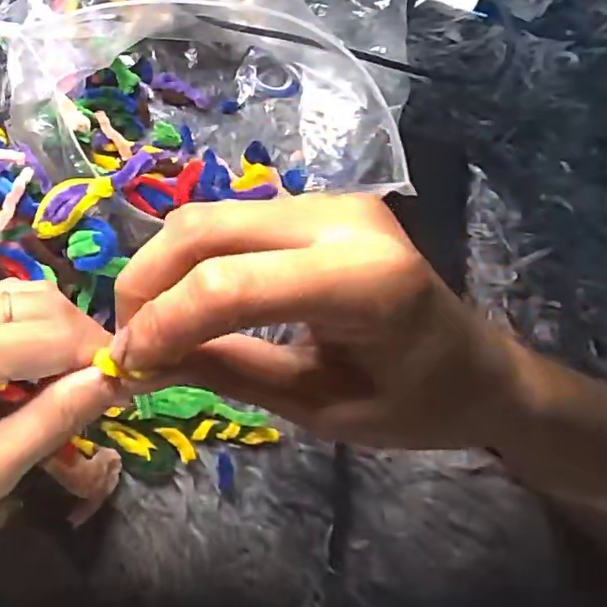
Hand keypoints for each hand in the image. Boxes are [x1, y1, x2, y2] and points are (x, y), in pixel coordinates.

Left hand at [0, 280, 116, 580]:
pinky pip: (4, 300)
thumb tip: (120, 375)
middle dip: (81, 342)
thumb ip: (58, 416)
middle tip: (97, 391)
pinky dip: (31, 328)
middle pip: (43, 302)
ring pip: (28, 295)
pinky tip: (30, 369)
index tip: (133, 385)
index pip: (53, 334)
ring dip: (59, 333)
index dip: (101, 355)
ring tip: (65, 385)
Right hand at [111, 193, 525, 450]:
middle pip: (203, 230)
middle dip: (146, 282)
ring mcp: (324, 198)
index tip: (125, 362)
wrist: (481, 364)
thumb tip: (135, 361)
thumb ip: (223, 371)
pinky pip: (225, 220)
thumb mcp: (316, 408)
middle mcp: (338, 217)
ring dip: (160, 267)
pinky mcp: (310, 199)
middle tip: (127, 337)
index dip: (164, 321)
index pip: (229, 285)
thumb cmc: (416, 404)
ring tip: (149, 321)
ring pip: (205, 217)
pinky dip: (188, 258)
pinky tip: (183, 296)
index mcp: (363, 279)